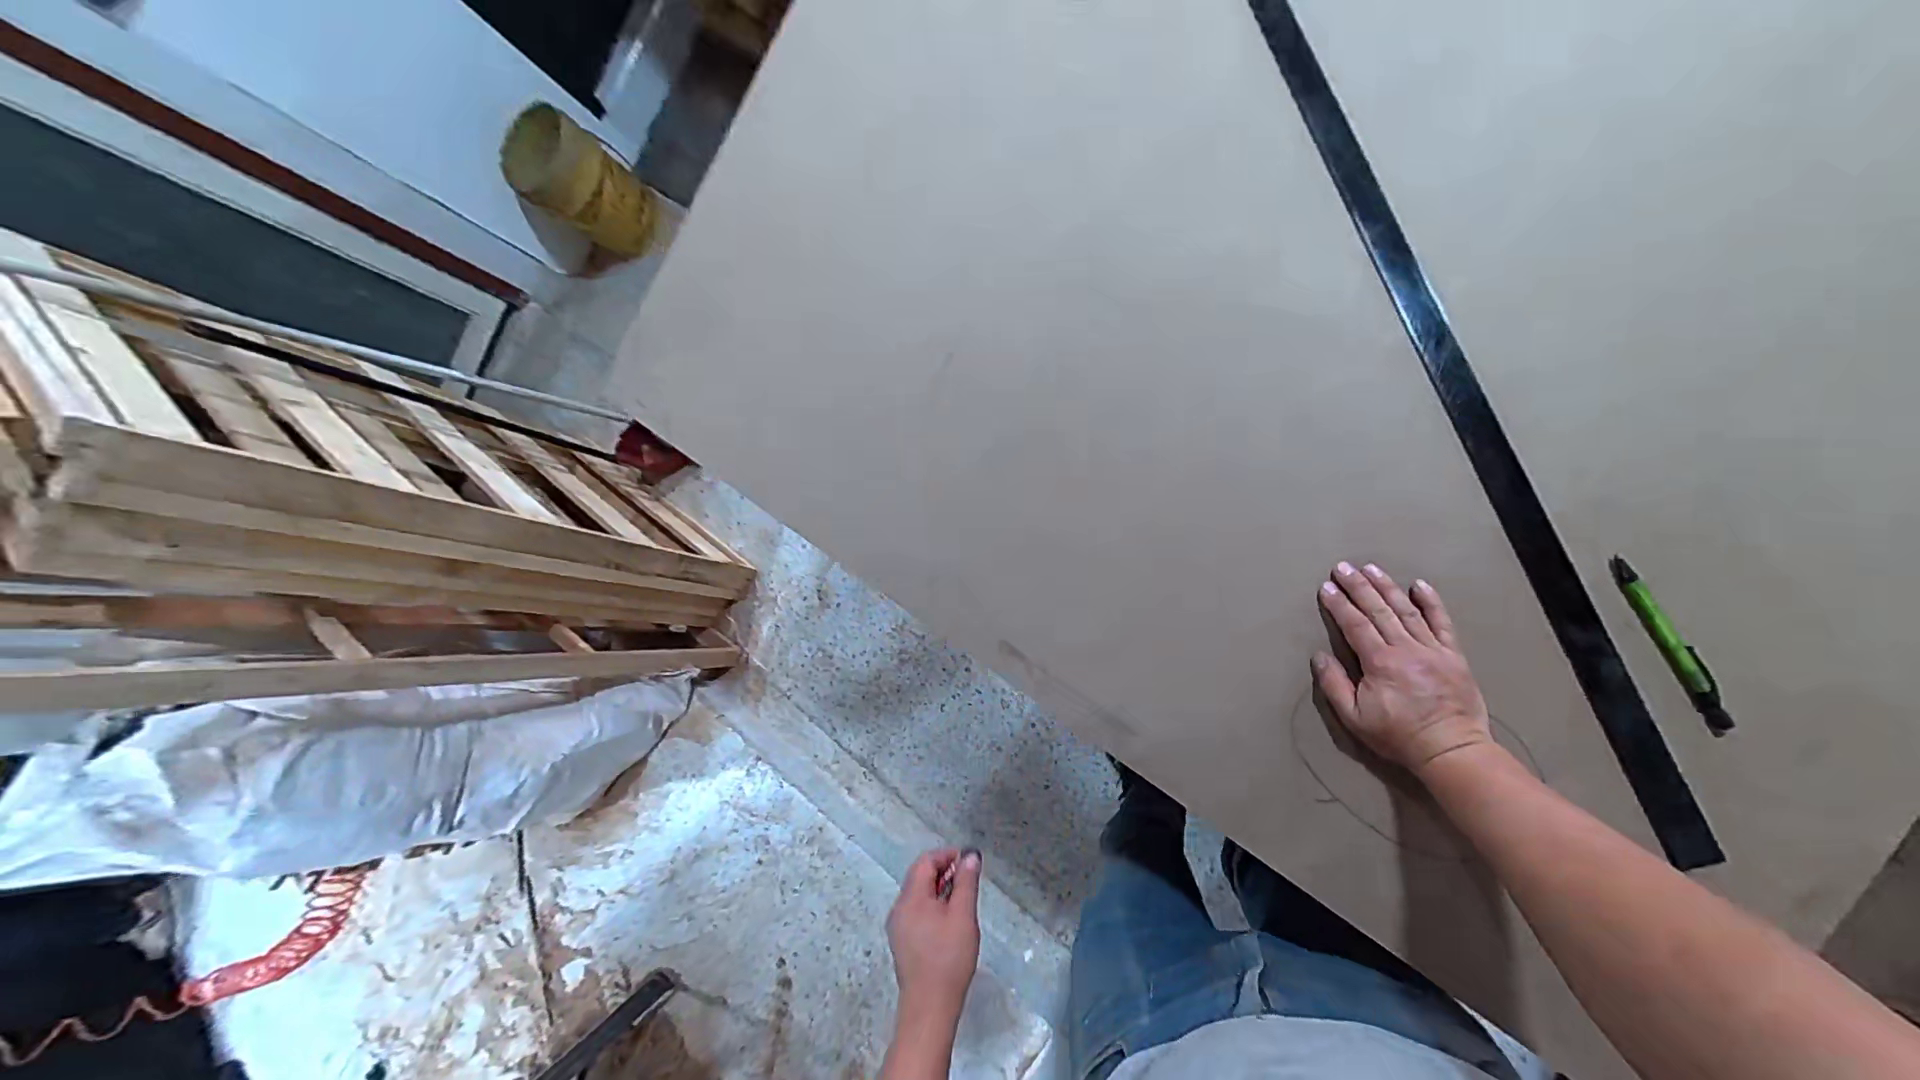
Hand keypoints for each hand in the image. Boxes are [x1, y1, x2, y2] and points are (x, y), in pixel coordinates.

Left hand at [886, 848, 982, 1024]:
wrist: (929, 1007)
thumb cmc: (949, 958)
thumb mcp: (963, 915)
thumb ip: (966, 882)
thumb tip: (970, 855)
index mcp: (911, 897)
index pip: (925, 861)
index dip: (947, 856)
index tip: (969, 862)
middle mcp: (899, 907)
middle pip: (919, 875)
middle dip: (943, 870)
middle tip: (968, 879)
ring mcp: (898, 925)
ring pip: (918, 893)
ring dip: (938, 888)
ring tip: (961, 898)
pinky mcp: (902, 941)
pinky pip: (916, 910)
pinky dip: (932, 904)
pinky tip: (948, 919)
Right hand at [1313, 561, 1493, 774]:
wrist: (1451, 750)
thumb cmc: (1397, 736)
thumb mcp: (1354, 718)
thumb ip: (1334, 685)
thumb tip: (1319, 656)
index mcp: (1381, 663)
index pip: (1355, 625)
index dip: (1339, 604)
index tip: (1327, 587)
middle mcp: (1407, 649)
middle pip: (1379, 610)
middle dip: (1358, 586)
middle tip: (1343, 567)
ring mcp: (1433, 650)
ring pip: (1407, 610)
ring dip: (1387, 587)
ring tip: (1371, 568)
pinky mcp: (1454, 656)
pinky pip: (1442, 623)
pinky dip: (1431, 602)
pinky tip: (1419, 585)